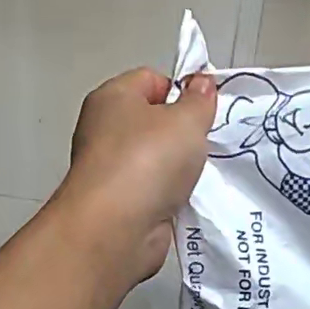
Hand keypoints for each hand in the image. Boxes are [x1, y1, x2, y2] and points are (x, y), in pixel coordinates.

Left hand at [51, 68, 216, 282]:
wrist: (117, 228)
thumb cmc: (148, 161)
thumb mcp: (186, 120)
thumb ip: (199, 100)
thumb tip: (201, 83)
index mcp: (112, 98)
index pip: (150, 80)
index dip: (181, 91)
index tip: (204, 113)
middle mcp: (104, 132)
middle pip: (153, 124)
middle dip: (182, 135)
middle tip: (204, 147)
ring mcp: (110, 172)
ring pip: (155, 163)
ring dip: (179, 171)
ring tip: (197, 178)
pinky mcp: (119, 207)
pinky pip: (153, 194)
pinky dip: (169, 199)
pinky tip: (184, 204)